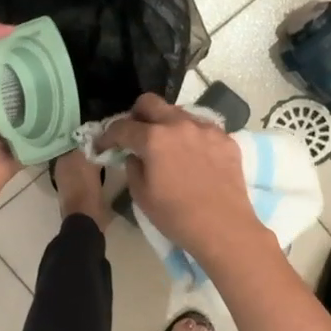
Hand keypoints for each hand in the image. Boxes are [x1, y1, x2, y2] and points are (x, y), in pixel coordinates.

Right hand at [94, 94, 271, 264]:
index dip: (108, 136)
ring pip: (179, 113)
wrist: (223, 227)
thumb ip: (132, 167)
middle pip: (150, 103)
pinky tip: (194, 157)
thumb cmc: (176, 216)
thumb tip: (135, 155)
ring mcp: (206, 129)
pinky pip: (202, 129)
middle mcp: (179, 124)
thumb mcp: (141, 195)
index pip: (122, 127)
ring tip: (168, 147)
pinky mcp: (226, 139)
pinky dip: (191, 137)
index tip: (104, 145)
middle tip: (135, 134)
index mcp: (153, 138)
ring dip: (167, 124)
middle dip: (137, 115)